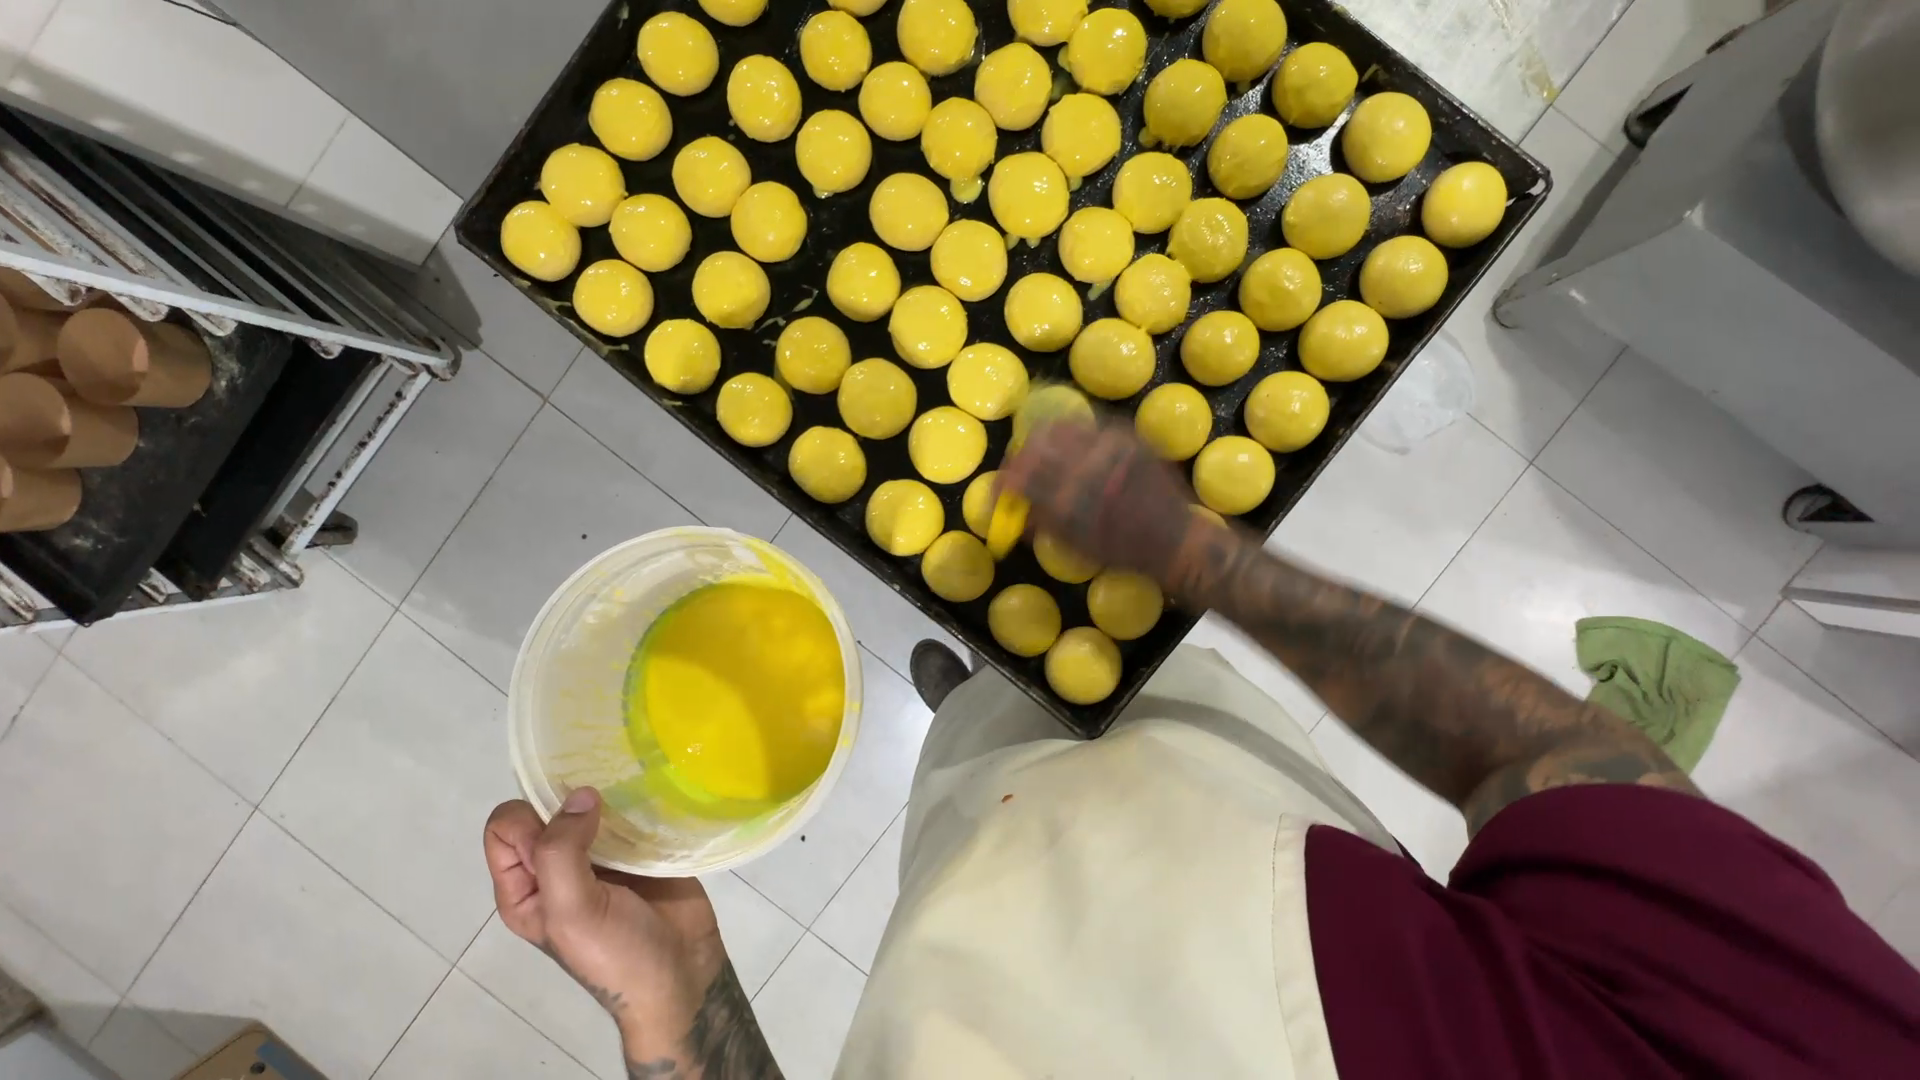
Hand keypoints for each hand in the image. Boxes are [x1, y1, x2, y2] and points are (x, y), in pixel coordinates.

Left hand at [484, 788, 721, 1047]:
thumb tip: (580, 796)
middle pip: (548, 808)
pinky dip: (640, 798)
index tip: (567, 823)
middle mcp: (558, 866)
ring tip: (631, 793)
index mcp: (526, 887)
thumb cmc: (615, 952)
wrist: (679, 972)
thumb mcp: (571, 912)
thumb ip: (560, 854)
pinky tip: (653, 796)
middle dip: (570, 795)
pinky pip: (633, 810)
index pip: (505, 828)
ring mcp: (603, 854)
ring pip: (591, 803)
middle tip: (603, 801)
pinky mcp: (642, 846)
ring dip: (608, 792)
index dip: (530, 815)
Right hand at [997, 416, 1198, 580]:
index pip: (1022, 477)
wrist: (1177, 538)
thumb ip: (1040, 522)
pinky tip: (1072, 448)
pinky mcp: (1128, 435)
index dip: (1004, 481)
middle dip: (1020, 457)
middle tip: (1017, 470)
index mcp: (1073, 498)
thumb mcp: (1076, 545)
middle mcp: (1090, 465)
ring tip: (1042, 455)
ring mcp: (1112, 445)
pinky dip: (1073, 435)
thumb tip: (1007, 507)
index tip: (999, 489)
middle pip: (1037, 444)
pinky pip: (1089, 424)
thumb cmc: (1124, 551)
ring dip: (1043, 441)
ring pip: (1060, 427)